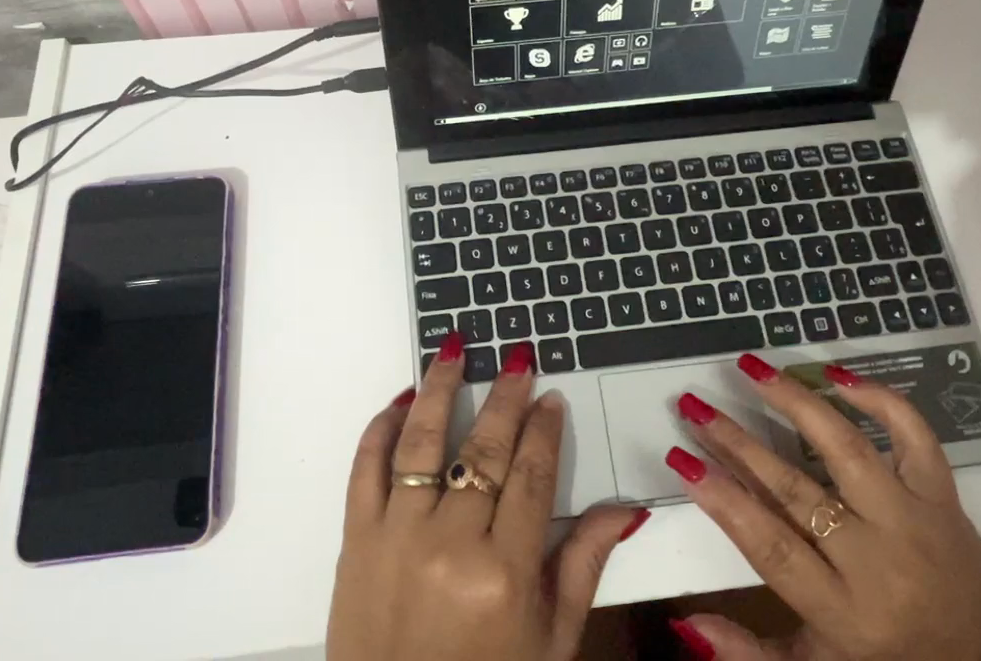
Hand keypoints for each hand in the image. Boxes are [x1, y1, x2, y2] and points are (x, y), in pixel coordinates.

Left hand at [327, 333, 647, 660]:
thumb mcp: (550, 638)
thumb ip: (583, 565)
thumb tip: (625, 509)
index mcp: (506, 571)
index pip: (532, 476)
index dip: (545, 430)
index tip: (550, 397)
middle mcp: (450, 543)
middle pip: (483, 449)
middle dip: (506, 397)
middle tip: (517, 356)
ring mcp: (396, 535)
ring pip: (420, 442)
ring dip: (440, 388)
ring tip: (456, 349)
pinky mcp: (355, 538)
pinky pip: (364, 468)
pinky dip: (379, 428)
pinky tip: (400, 401)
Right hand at [665, 355, 980, 660]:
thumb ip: (747, 651)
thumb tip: (683, 624)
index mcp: (843, 610)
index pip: (773, 546)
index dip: (726, 501)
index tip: (684, 460)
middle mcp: (879, 560)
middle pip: (798, 491)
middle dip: (738, 443)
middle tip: (696, 406)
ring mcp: (915, 522)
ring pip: (850, 451)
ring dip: (797, 403)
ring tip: (753, 369)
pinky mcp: (945, 498)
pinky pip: (916, 439)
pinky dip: (881, 401)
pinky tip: (836, 375)